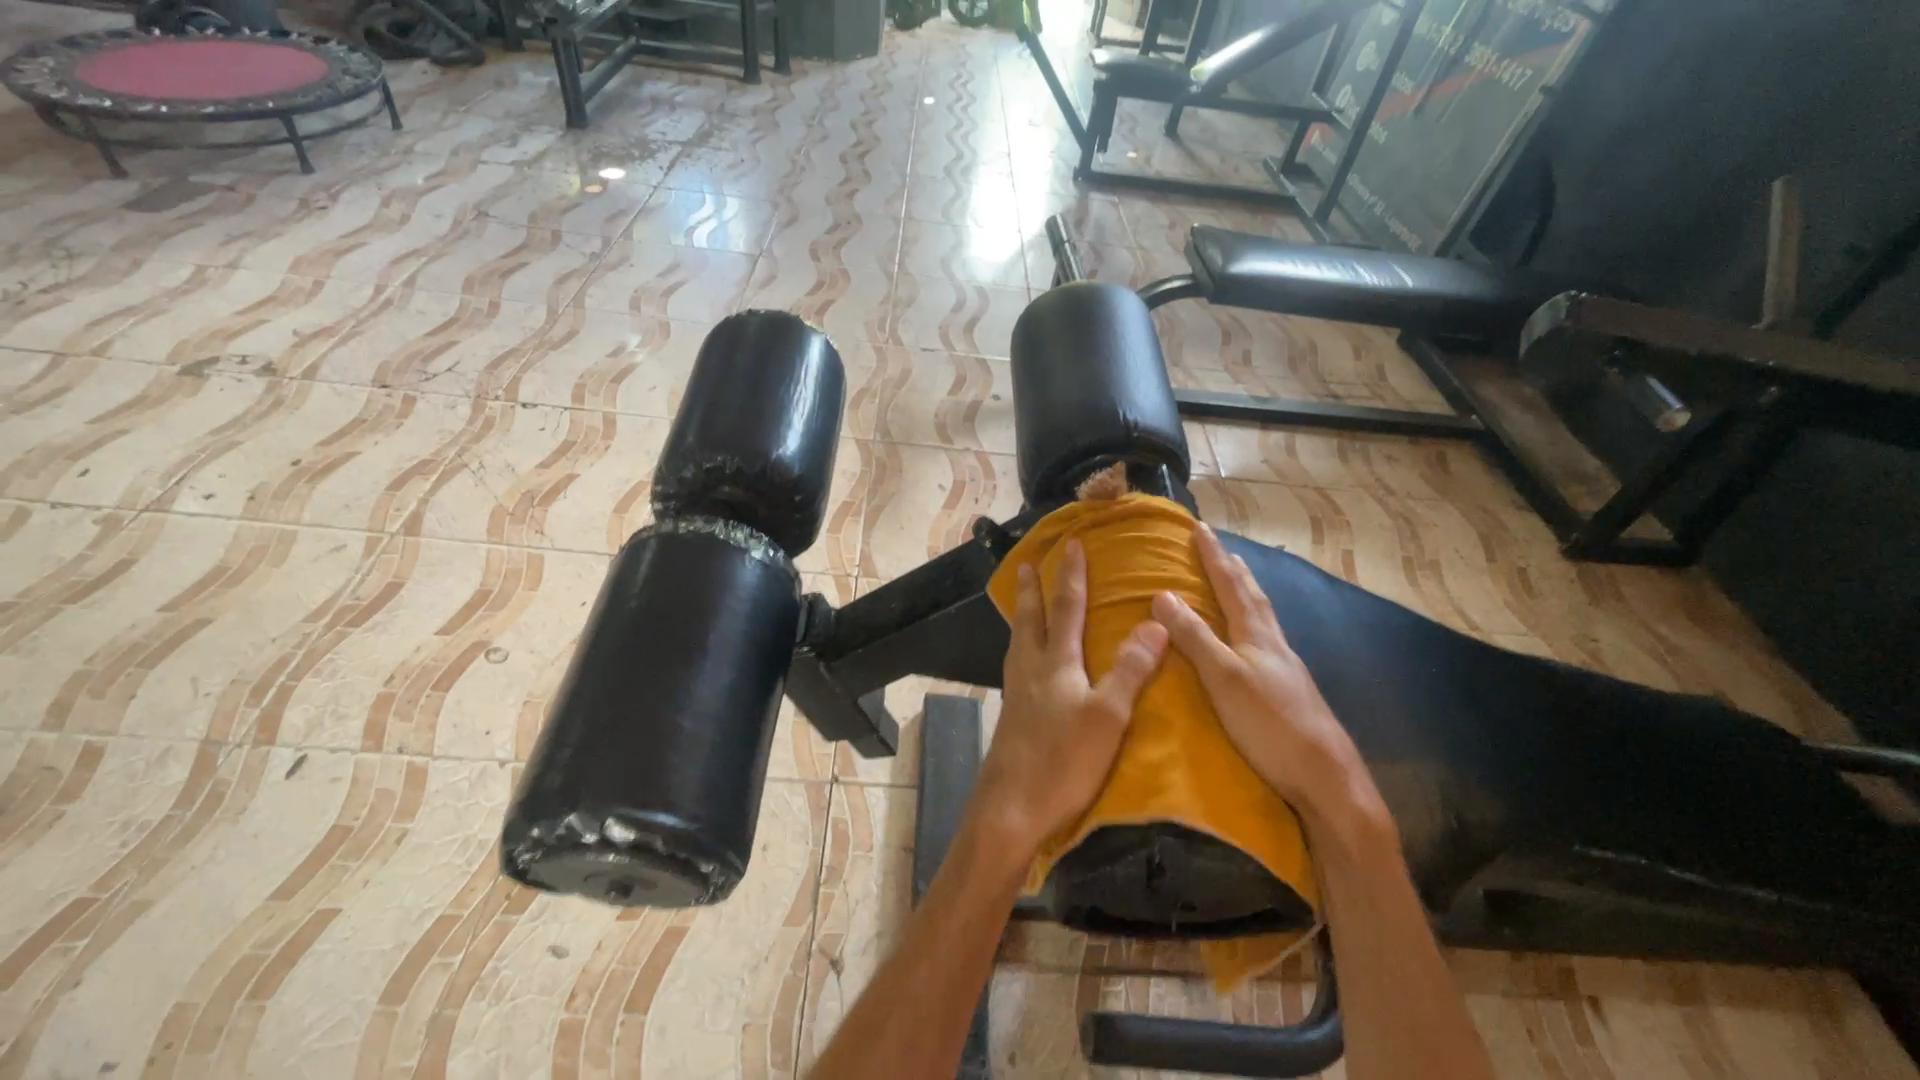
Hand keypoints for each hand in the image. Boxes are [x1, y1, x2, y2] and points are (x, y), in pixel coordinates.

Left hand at [976, 539, 1169, 854]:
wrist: (1011, 808)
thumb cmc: (1063, 761)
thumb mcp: (1108, 716)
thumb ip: (1131, 670)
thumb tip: (1156, 623)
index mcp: (1055, 664)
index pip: (1066, 608)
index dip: (1071, 575)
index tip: (1071, 545)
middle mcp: (1030, 670)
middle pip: (1029, 619)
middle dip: (1030, 589)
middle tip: (1024, 565)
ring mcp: (1016, 694)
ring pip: (1018, 642)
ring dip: (1021, 616)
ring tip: (1022, 605)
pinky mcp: (1012, 717)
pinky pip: (1016, 666)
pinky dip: (1021, 648)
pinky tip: (1025, 664)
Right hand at [1150, 524, 1373, 819]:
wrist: (1324, 776)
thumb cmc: (1269, 724)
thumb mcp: (1223, 678)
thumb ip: (1195, 637)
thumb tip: (1163, 594)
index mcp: (1257, 635)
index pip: (1232, 585)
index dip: (1213, 557)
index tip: (1199, 528)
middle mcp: (1274, 644)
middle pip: (1253, 596)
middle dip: (1233, 569)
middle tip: (1218, 547)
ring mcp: (1285, 668)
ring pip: (1263, 617)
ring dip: (1246, 593)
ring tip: (1234, 582)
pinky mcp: (1288, 691)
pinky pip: (1265, 639)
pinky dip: (1251, 623)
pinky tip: (1250, 638)